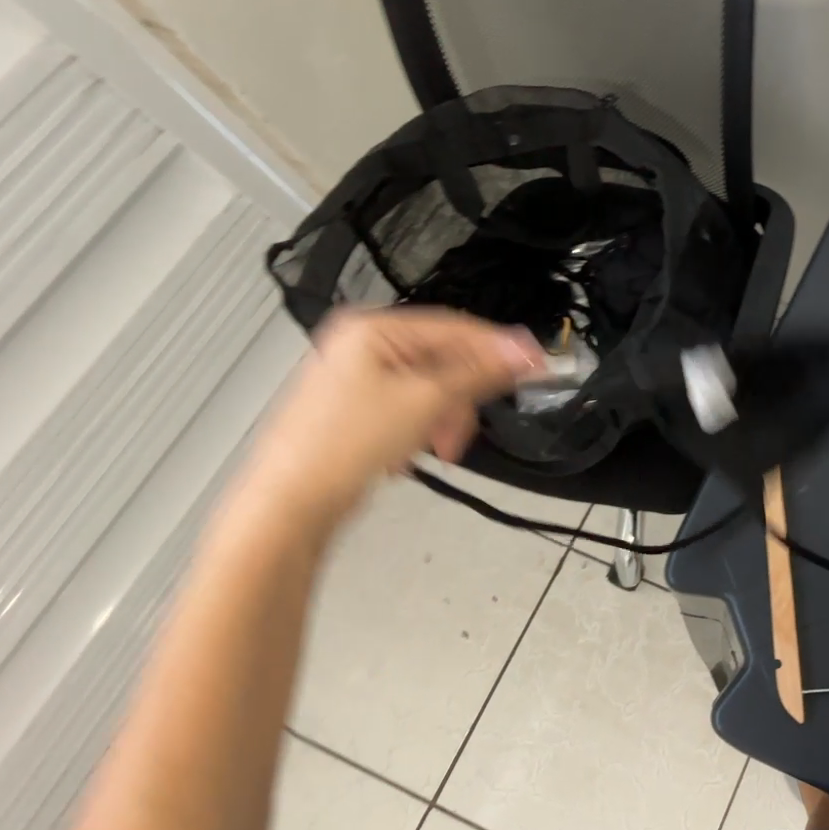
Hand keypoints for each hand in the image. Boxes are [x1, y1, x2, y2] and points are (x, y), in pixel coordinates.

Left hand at [235, 308, 545, 523]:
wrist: (292, 501)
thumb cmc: (341, 446)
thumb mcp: (427, 400)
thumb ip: (480, 372)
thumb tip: (522, 351)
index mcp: (371, 329)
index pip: (454, 328)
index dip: (499, 348)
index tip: (536, 364)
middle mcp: (361, 346)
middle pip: (444, 360)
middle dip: (464, 395)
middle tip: (477, 420)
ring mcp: (357, 378)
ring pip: (431, 387)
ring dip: (446, 416)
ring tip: (442, 445)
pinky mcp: (359, 410)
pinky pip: (413, 407)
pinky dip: (425, 427)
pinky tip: (419, 450)